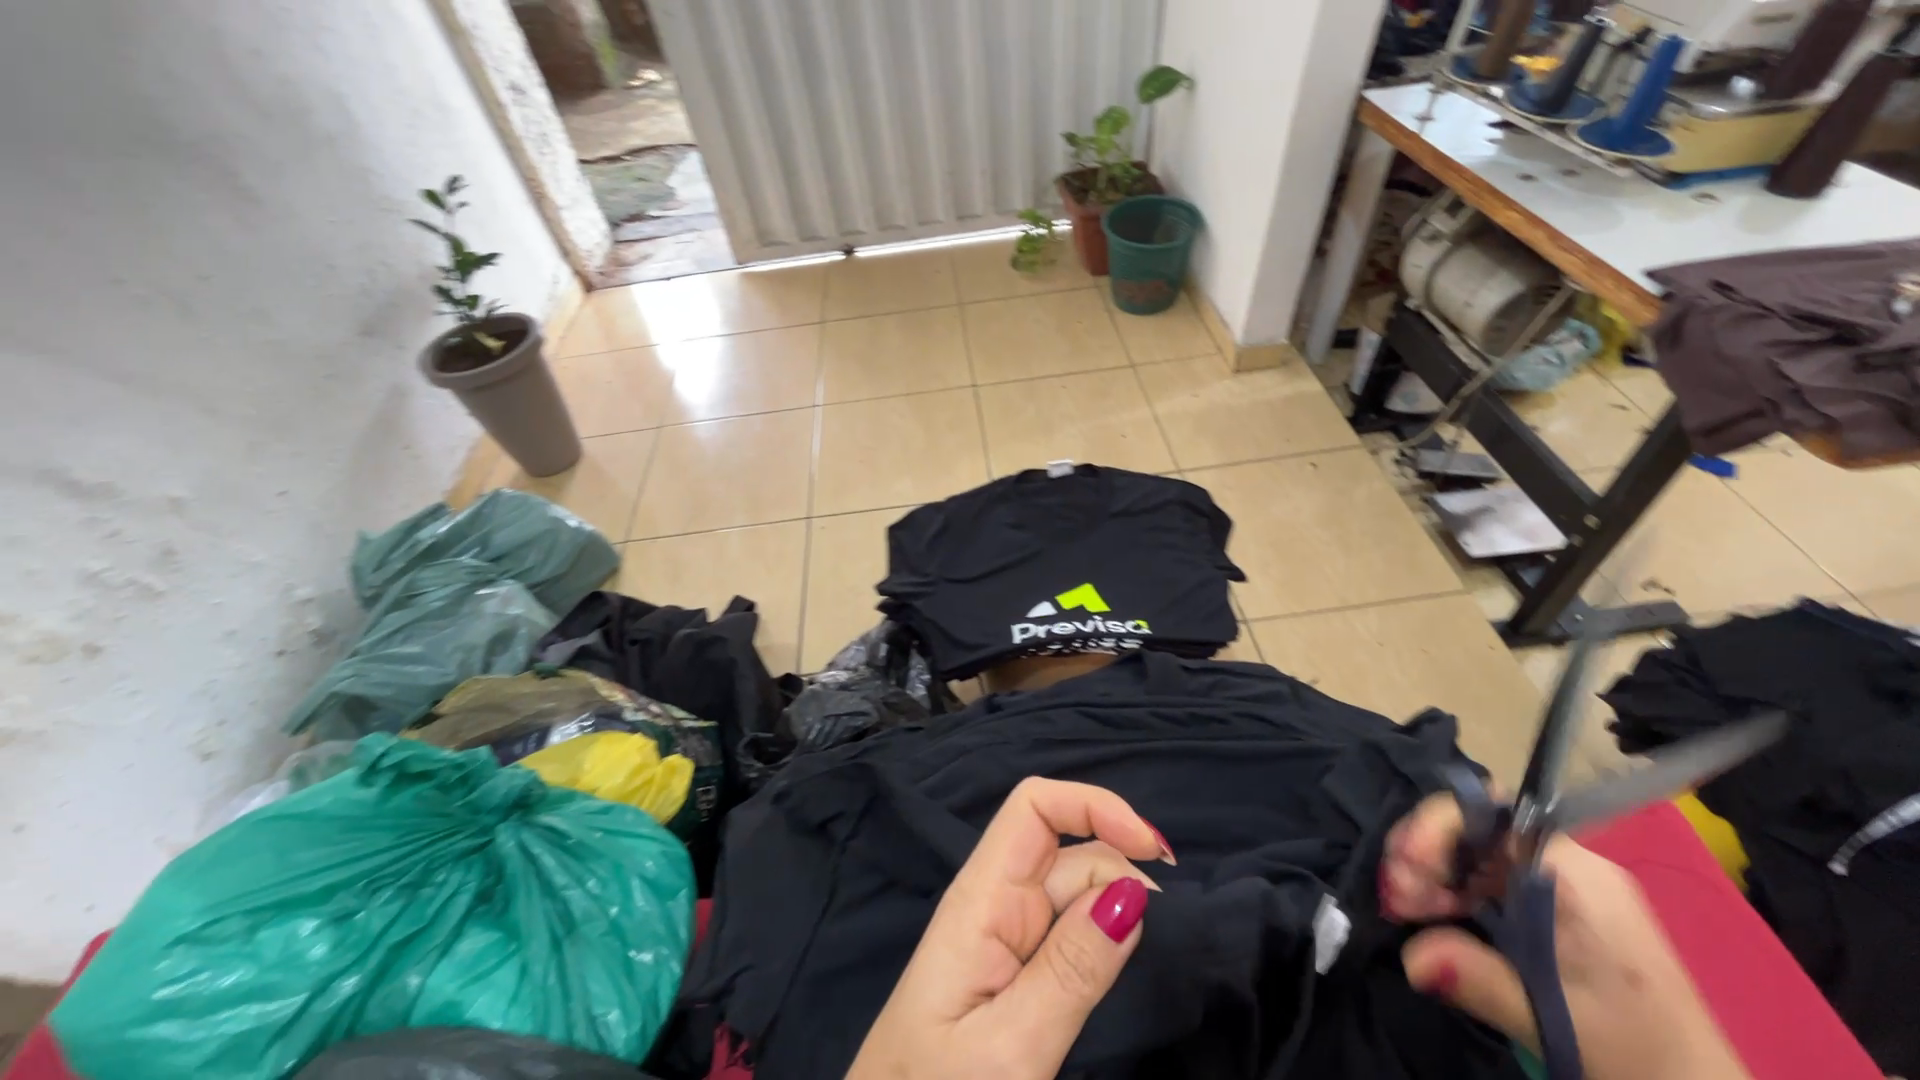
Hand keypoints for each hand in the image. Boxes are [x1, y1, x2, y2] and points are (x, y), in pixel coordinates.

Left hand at [847, 778, 1174, 1079]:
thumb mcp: (1009, 1044)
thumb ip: (1071, 970)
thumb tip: (1134, 889)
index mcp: (980, 899)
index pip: (1034, 808)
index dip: (1094, 805)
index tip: (1154, 851)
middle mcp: (996, 902)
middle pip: (1070, 850)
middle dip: (1124, 872)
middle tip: (1165, 940)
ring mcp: (1008, 934)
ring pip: (1079, 890)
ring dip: (1122, 908)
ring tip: (1149, 964)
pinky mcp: (1018, 966)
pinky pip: (1073, 931)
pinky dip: (1108, 937)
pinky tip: (1126, 968)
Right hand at [1380, 794, 1751, 1079]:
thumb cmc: (1640, 1054)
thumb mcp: (1557, 1021)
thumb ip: (1480, 980)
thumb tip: (1411, 956)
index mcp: (1576, 877)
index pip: (1493, 812)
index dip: (1437, 828)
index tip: (1405, 872)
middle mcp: (1570, 868)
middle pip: (1477, 829)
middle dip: (1425, 856)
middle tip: (1399, 905)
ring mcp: (1563, 889)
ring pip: (1478, 855)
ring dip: (1435, 878)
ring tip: (1412, 918)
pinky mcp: (1556, 913)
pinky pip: (1491, 883)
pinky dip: (1455, 896)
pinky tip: (1442, 927)